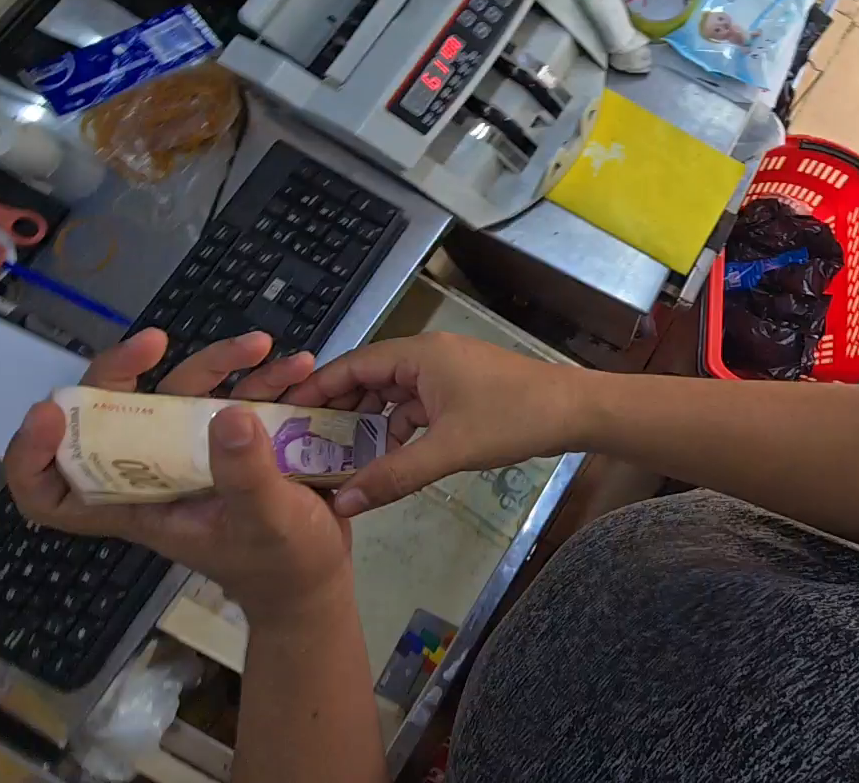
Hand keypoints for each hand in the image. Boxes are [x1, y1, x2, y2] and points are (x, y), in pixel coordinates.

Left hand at [6, 330, 350, 624]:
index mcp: (145, 507)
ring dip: (226, 363)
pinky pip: (250, 398)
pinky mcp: (250, 441)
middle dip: (133, 372)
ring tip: (266, 345)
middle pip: (129, 415)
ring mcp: (209, 454)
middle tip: (156, 339)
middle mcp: (166, 473)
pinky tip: (300, 368)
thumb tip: (229, 415)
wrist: (321, 574)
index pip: (59, 493)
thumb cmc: (281, 563)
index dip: (38, 456)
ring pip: (192, 396)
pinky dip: (273, 379)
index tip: (52, 412)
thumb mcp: (265, 521)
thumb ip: (246, 474)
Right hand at [283, 333, 588, 517]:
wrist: (575, 410)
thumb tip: (342, 503)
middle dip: (341, 414)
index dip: (316, 391)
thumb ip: (395, 475)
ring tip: (341, 462)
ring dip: (372, 426)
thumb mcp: (450, 448)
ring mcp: (448, 373)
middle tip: (306, 452)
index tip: (283, 422)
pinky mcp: (463, 391)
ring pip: (394, 397)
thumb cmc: (513, 417)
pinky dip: (401, 430)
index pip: (352, 365)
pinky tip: (390, 460)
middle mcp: (429, 356)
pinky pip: (418, 407)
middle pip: (369, 380)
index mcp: (420, 354)